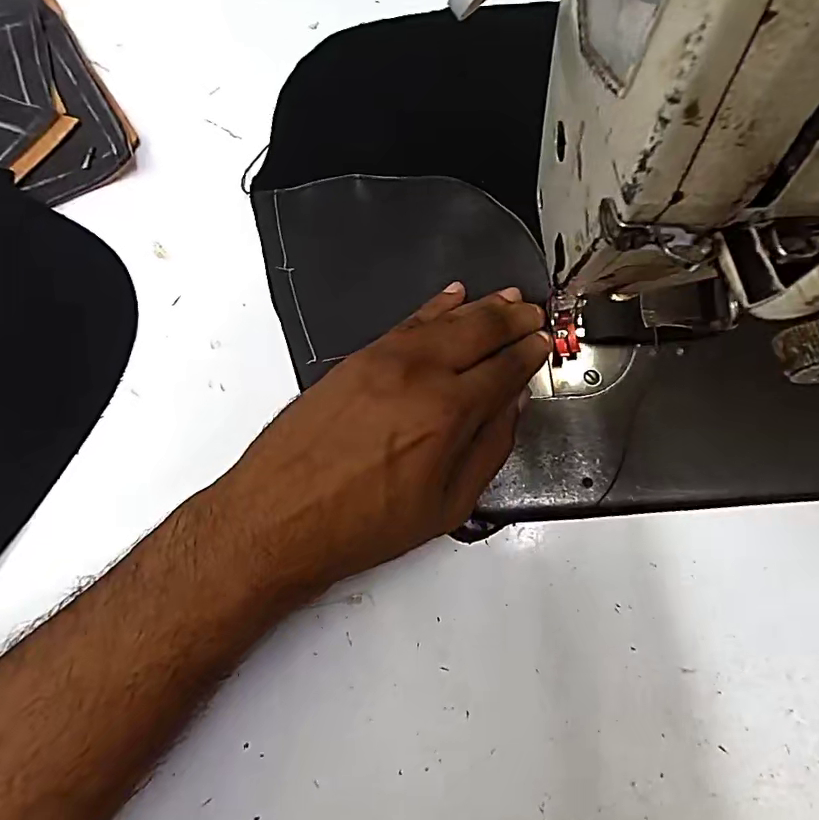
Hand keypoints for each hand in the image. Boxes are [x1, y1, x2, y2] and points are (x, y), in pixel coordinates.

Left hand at [211, 282, 549, 592]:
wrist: (278, 516)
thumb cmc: (354, 522)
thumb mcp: (445, 506)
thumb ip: (488, 449)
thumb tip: (510, 410)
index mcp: (447, 413)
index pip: (505, 368)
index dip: (529, 354)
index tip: (540, 345)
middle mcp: (418, 375)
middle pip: (481, 330)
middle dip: (514, 319)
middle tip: (532, 314)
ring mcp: (385, 360)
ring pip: (447, 318)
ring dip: (482, 305)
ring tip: (506, 298)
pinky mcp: (358, 357)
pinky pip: (408, 320)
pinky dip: (436, 305)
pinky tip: (452, 297)